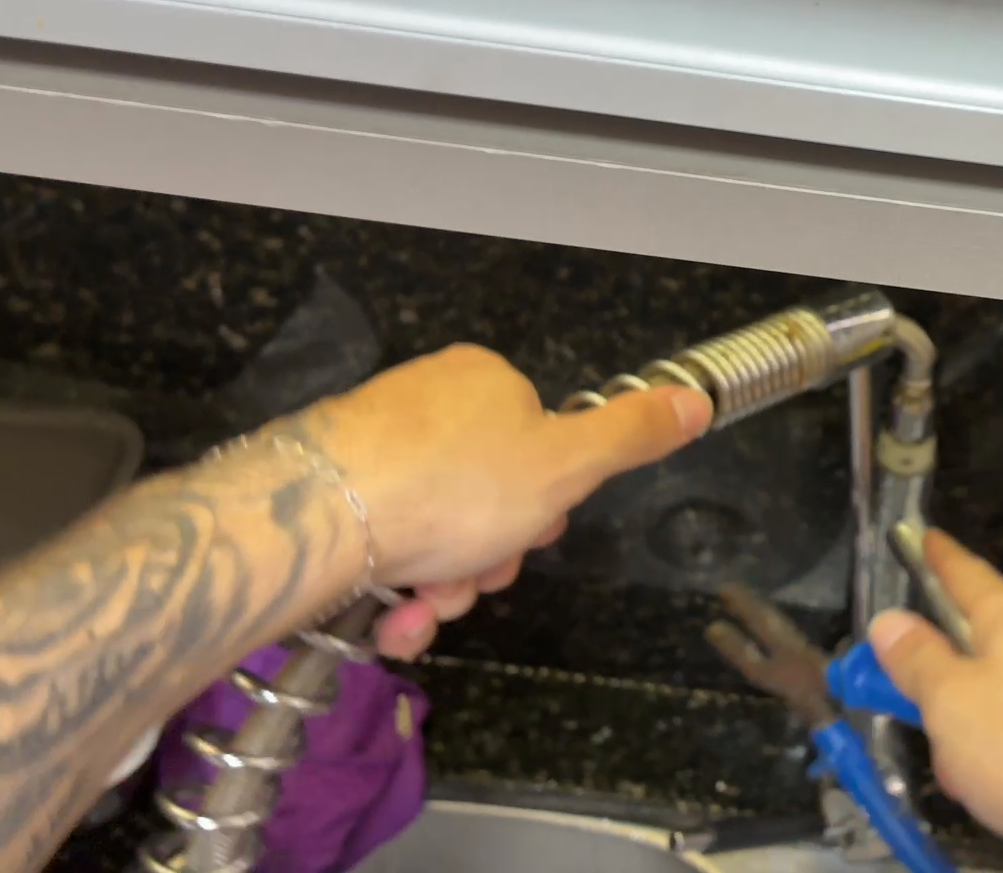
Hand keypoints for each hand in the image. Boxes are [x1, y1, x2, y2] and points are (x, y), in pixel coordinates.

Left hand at [309, 344, 711, 658]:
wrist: (303, 522)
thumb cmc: (456, 487)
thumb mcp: (569, 463)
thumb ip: (636, 433)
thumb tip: (698, 399)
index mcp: (488, 383)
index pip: (544, 445)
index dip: (548, 501)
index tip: (533, 533)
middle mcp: (429, 400)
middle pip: (492, 487)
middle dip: (493, 550)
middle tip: (477, 580)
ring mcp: (369, 440)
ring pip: (439, 520)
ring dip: (449, 578)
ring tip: (426, 611)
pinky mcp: (320, 484)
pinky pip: (383, 531)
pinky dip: (399, 580)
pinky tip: (394, 619)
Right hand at [868, 531, 1002, 871]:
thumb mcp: (951, 704)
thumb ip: (917, 661)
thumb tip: (890, 622)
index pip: (967, 573)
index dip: (940, 557)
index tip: (929, 538)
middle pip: (991, 634)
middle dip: (953, 663)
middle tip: (921, 688)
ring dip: (984, 716)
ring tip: (964, 763)